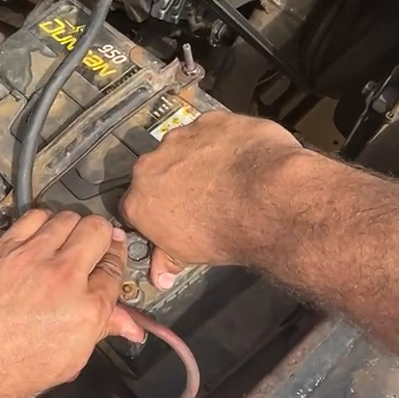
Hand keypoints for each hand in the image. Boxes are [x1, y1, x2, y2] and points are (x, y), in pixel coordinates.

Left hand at [0, 210, 140, 397]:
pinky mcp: (5, 249)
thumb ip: (101, 330)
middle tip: (93, 243)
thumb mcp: (70, 360)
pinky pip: (32, 217)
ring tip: (66, 238)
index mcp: (88, 309)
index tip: (110, 257)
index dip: (115, 260)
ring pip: (67, 218)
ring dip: (71, 226)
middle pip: (97, 231)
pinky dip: (41, 221)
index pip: (115, 268)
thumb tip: (130, 325)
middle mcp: (65, 277)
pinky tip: (40, 233)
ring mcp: (33, 259)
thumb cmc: (15, 371)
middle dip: (100, 235)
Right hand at [121, 111, 306, 285]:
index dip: (151, 212)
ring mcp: (182, 138)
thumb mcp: (189, 256)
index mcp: (139, 199)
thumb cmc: (224, 232)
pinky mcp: (212, 120)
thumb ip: (167, 260)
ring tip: (227, 176)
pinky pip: (214, 129)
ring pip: (185, 146)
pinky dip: (225, 140)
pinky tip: (243, 157)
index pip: (133, 206)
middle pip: (156, 171)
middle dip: (174, 181)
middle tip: (201, 198)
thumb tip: (160, 277)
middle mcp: (152, 164)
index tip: (168, 218)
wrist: (265, 200)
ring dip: (199, 158)